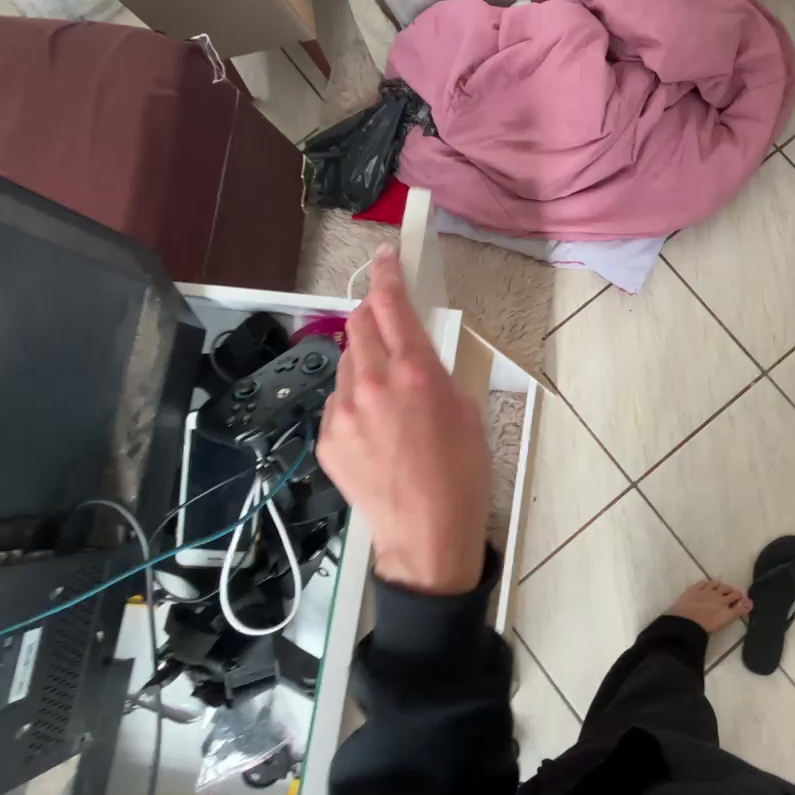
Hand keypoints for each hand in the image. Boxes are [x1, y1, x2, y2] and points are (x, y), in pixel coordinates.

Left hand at [316, 245, 490, 594]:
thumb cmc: (462, 475)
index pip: (391, 305)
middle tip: (387, 323)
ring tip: (389, 394)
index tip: (385, 258)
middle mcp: (373, 384)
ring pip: (346, 364)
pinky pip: (337, 401)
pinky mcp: (328, 439)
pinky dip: (355, 400)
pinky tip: (376, 427)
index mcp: (416, 373)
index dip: (387, 274)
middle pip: (357, 325)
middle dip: (371, 315)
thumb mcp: (467, 411)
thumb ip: (436, 375)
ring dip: (365, 362)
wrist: (428, 536)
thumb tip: (418, 361)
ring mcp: (344, 413)